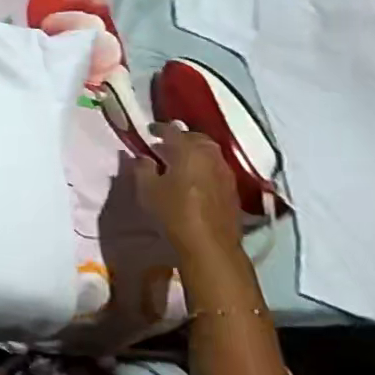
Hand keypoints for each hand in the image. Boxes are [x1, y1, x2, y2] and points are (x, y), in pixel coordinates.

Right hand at [136, 123, 241, 259]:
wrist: (210, 245)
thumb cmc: (173, 213)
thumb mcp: (147, 190)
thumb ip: (142, 168)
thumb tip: (143, 156)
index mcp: (189, 150)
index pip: (172, 130)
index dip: (158, 129)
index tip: (148, 131)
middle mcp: (211, 155)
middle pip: (195, 138)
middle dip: (179, 139)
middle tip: (164, 147)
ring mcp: (225, 172)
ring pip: (208, 152)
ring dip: (192, 153)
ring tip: (177, 163)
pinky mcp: (232, 189)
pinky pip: (215, 168)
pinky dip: (203, 167)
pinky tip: (193, 180)